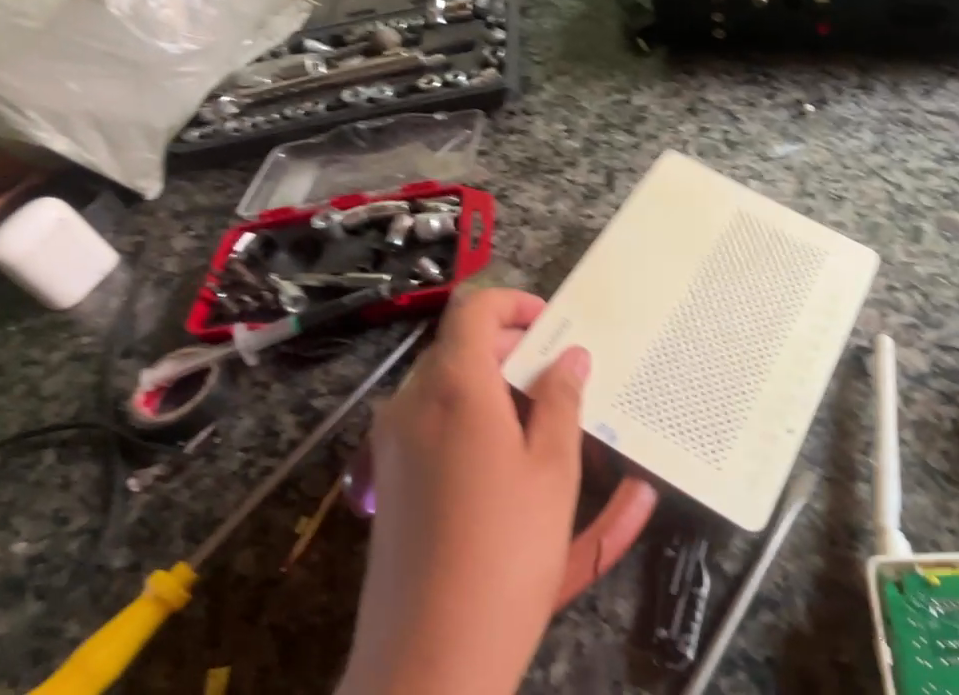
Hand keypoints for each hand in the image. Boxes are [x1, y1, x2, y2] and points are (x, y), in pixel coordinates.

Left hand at [337, 289, 657, 694]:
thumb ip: (562, 400)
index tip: (552, 324)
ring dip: (491, 387)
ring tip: (541, 422)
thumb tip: (569, 357)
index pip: (473, 308)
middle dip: (510, 348)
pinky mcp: (388, 479)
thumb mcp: (554, 470)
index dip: (514, 303)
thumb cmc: (506, 552)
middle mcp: (411, 402)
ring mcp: (392, 442)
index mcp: (453, 386)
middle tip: (559, 376)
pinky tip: (506, 462)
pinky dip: (469, 421)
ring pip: (445, 387)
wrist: (428, 655)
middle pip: (458, 347)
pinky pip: (431, 425)